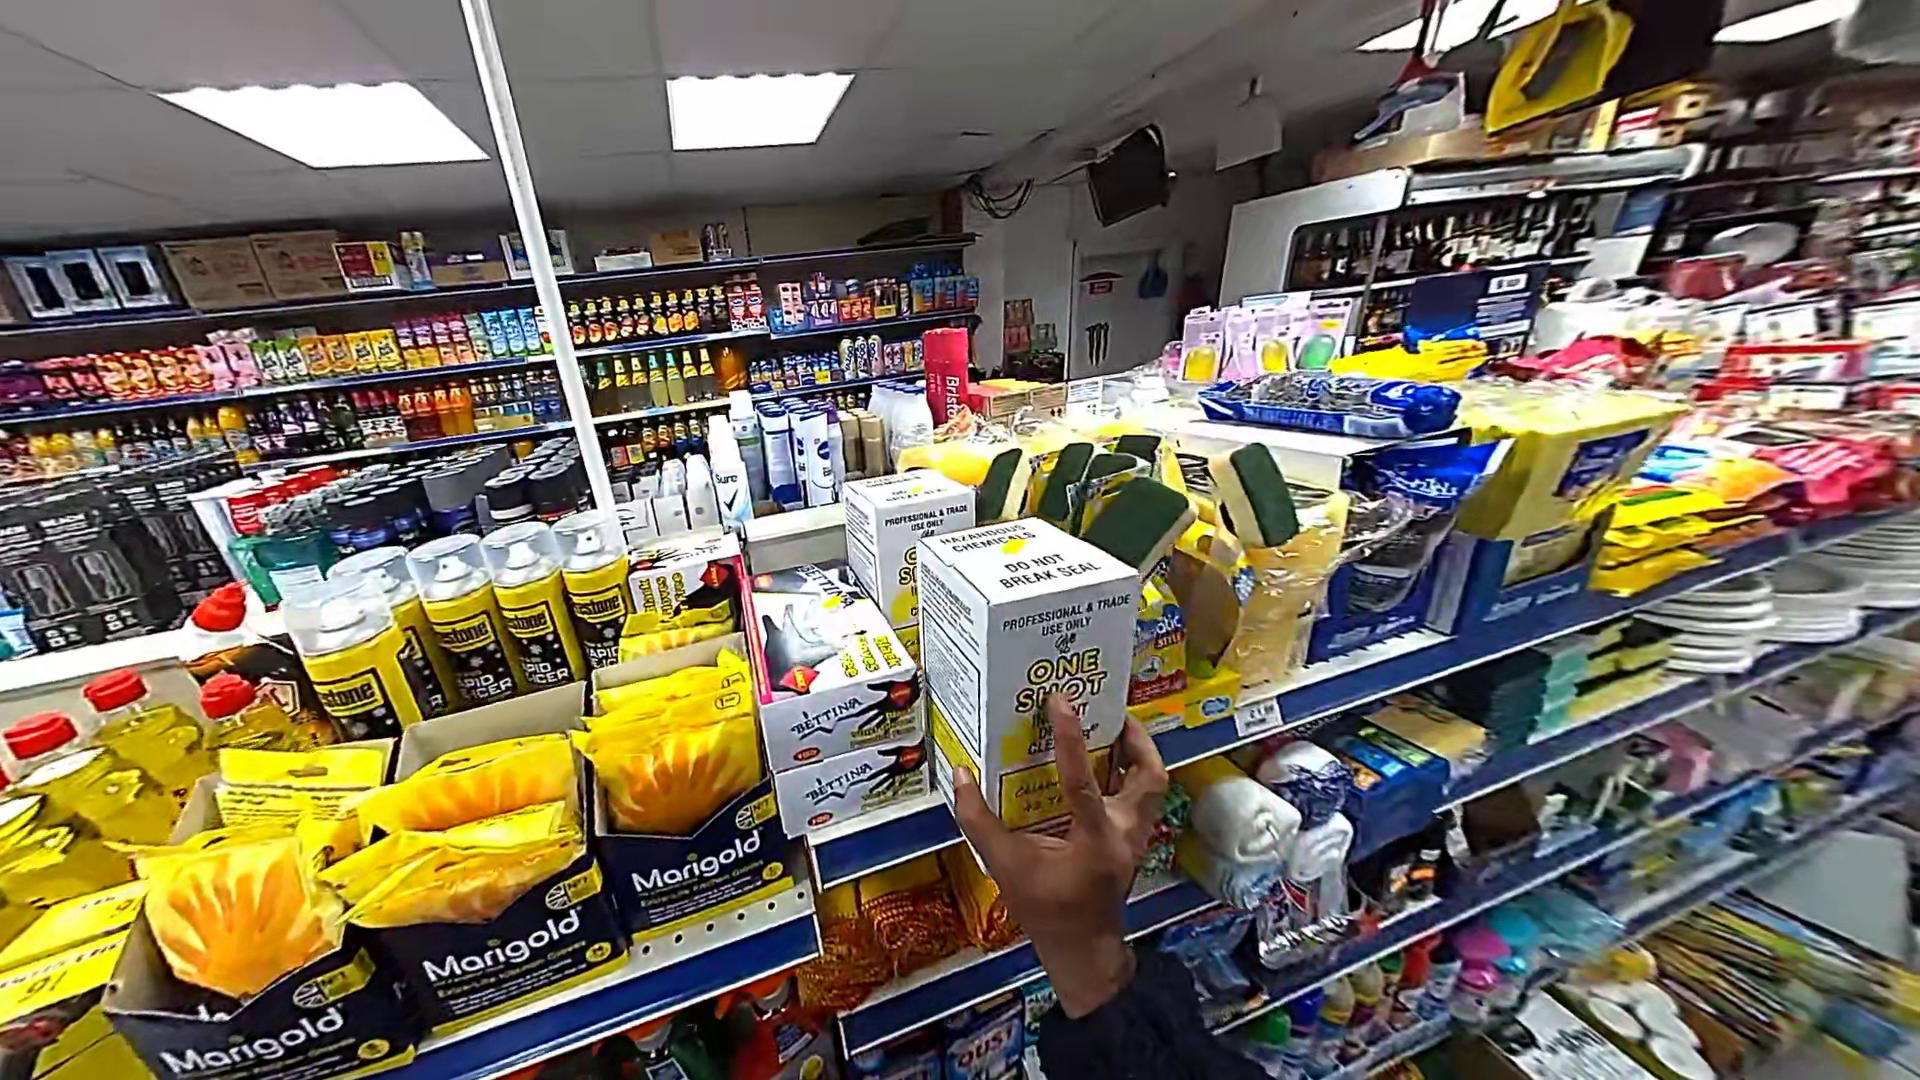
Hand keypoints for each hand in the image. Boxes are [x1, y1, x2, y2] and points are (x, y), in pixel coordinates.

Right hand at [950, 693, 1168, 1017]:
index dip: (1070, 737)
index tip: (1061, 700)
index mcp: (1093, 839)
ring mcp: (1137, 836)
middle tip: (1108, 710)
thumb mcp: (1004, 865)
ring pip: (1153, 784)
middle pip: (1149, 776)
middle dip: (1134, 738)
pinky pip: (1144, 796)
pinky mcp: (1136, 839)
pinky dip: (1131, 772)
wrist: (1082, 950)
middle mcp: (1125, 832)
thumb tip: (960, 773)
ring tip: (1113, 727)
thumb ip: (978, 820)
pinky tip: (1107, 762)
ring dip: (1138, 752)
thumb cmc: (1045, 907)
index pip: (1083, 779)